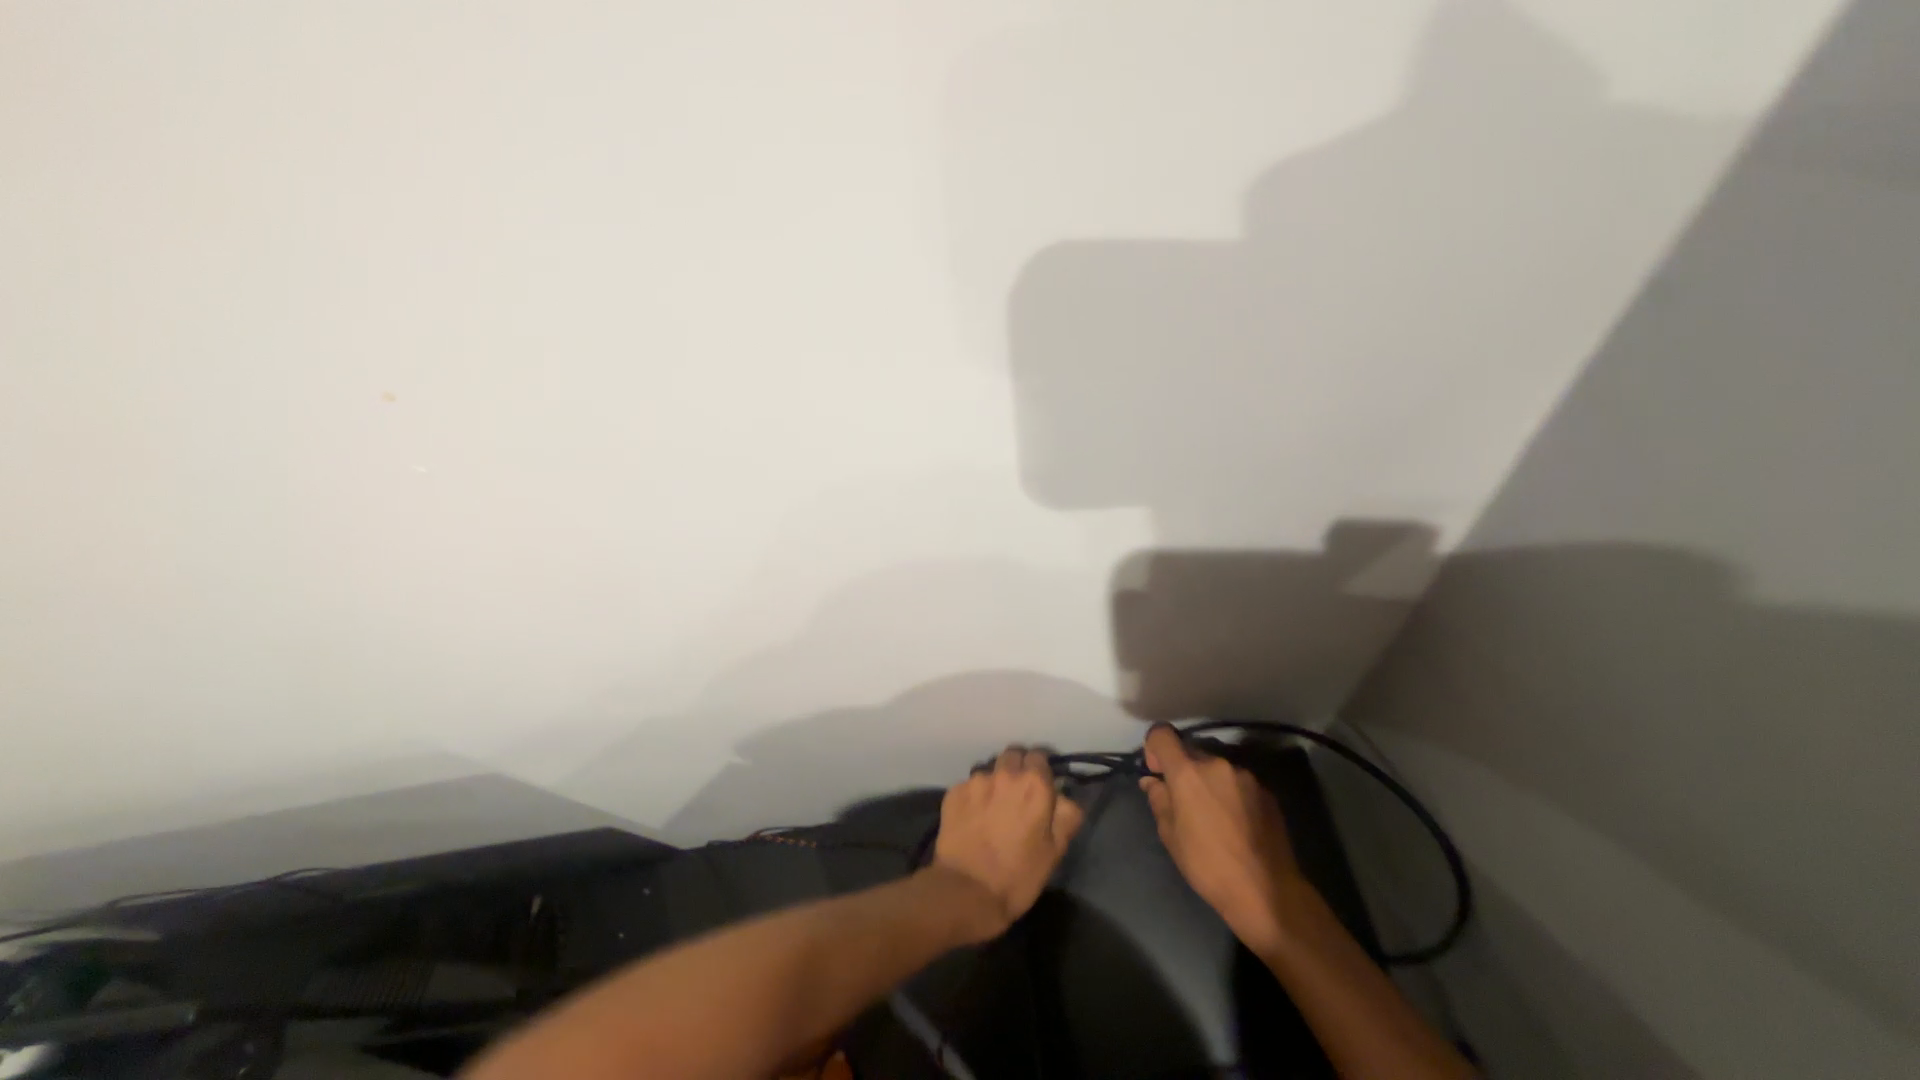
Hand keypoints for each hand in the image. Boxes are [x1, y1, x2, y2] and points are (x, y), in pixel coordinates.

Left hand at [930, 746, 1084, 939]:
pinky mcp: (953, 793)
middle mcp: (1004, 774)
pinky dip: (973, 796)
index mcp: (1034, 785)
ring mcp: (975, 782)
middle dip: (1017, 768)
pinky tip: (973, 818)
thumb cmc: (1018, 875)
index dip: (1041, 770)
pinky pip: (968, 786)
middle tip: (1018, 794)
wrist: (967, 892)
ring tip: (993, 807)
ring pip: (989, 770)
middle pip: (1013, 755)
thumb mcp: (1056, 851)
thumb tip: (1065, 797)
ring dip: (994, 782)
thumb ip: (1066, 815)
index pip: (1039, 756)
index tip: (1041, 786)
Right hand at [1140, 725, 1304, 955]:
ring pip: (1217, 768)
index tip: (1157, 772)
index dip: (1154, 748)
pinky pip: (1238, 782)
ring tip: (1213, 817)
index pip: (1162, 734)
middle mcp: (1218, 764)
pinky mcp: (1266, 791)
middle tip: (1183, 803)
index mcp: (1189, 773)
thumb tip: (1153, 781)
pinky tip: (1235, 823)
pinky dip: (1230, 793)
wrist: (1265, 890)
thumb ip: (1159, 800)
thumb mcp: (1170, 836)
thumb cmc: (1207, 865)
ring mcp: (1246, 776)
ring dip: (1209, 782)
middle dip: (1183, 769)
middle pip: (1192, 751)